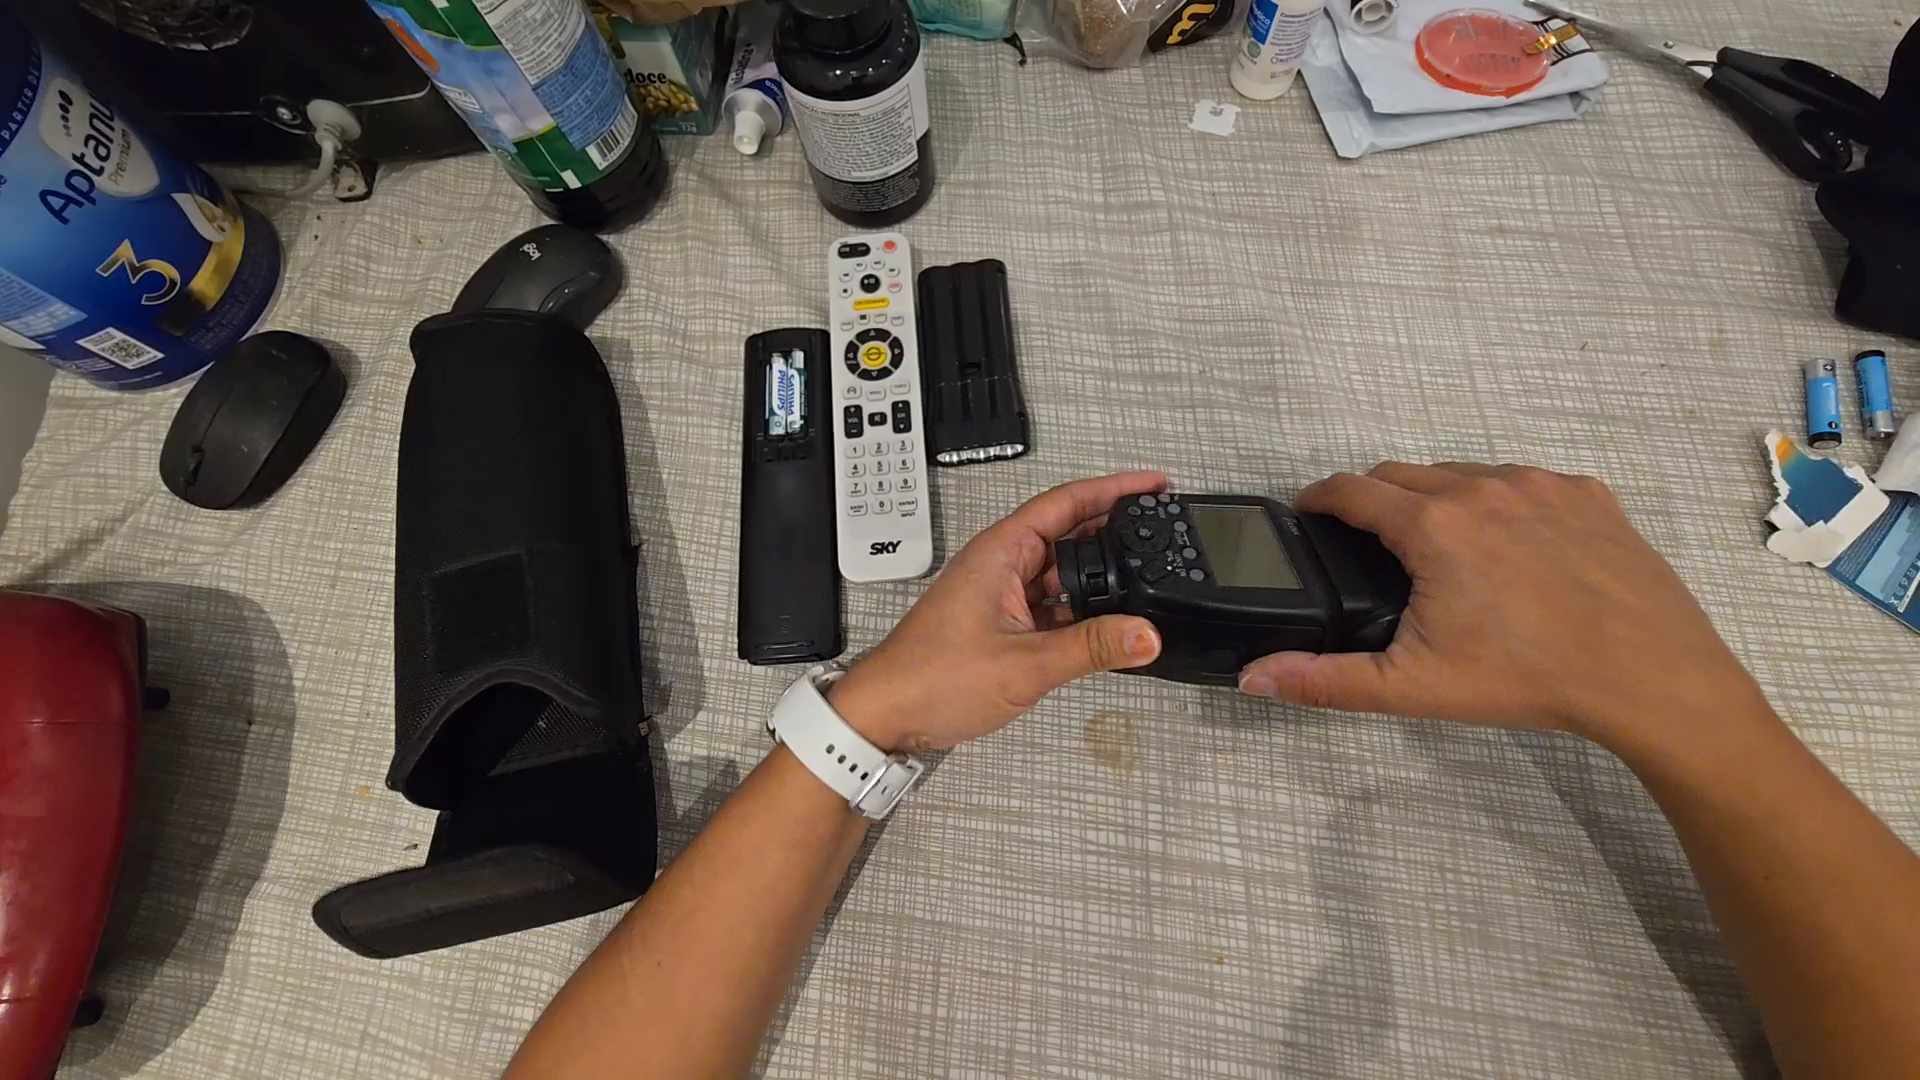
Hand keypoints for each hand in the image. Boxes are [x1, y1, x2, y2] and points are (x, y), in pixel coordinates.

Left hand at [828, 473, 1167, 752]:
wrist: (888, 713)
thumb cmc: (930, 678)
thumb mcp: (1024, 663)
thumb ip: (1091, 648)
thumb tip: (1145, 634)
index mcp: (1000, 552)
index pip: (1064, 502)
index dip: (1112, 488)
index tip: (1152, 483)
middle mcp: (1001, 565)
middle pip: (1067, 533)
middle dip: (1114, 530)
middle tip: (1161, 528)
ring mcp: (1001, 594)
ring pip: (1062, 572)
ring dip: (1100, 576)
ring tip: (1146, 575)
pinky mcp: (1002, 623)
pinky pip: (1052, 604)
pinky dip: (1082, 609)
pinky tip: (1109, 621)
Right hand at [1237, 463, 1764, 741]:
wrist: (1658, 684)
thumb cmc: (1529, 680)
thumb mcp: (1412, 686)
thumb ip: (1323, 680)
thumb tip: (1253, 677)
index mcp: (1433, 527)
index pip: (1349, 488)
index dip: (1317, 499)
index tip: (1307, 514)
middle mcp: (1482, 488)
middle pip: (1397, 473)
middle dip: (1369, 500)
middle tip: (1366, 543)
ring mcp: (1540, 485)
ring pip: (1455, 473)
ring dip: (1428, 497)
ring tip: (1433, 546)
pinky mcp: (1586, 493)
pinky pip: (1515, 480)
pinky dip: (1491, 500)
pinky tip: (1502, 545)